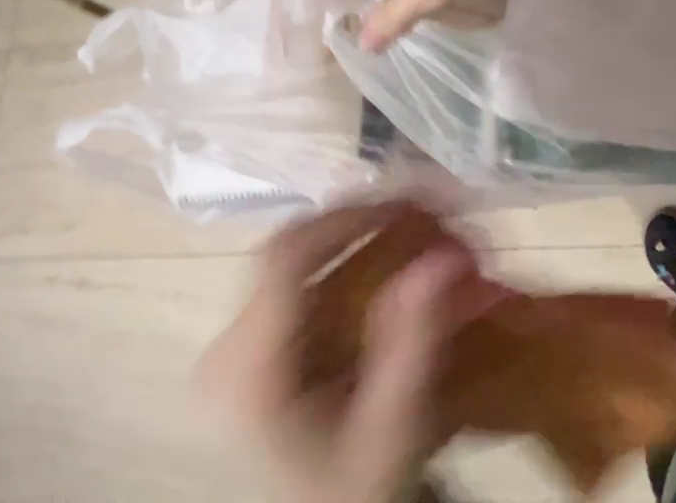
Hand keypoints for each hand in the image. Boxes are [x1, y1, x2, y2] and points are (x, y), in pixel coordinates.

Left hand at [194, 202, 476, 502]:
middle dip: (365, 222)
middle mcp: (229, 350)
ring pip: (301, 263)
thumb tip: (445, 257)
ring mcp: (240, 349)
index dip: (349, 215)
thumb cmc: (361, 489)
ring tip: (420, 227)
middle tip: (429, 210)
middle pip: (295, 251)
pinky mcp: (259, 352)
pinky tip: (396, 265)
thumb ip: (414, 342)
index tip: (413, 201)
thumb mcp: (394, 426)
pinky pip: (306, 285)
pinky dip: (354, 266)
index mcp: (247, 369)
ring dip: (362, 238)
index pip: (287, 255)